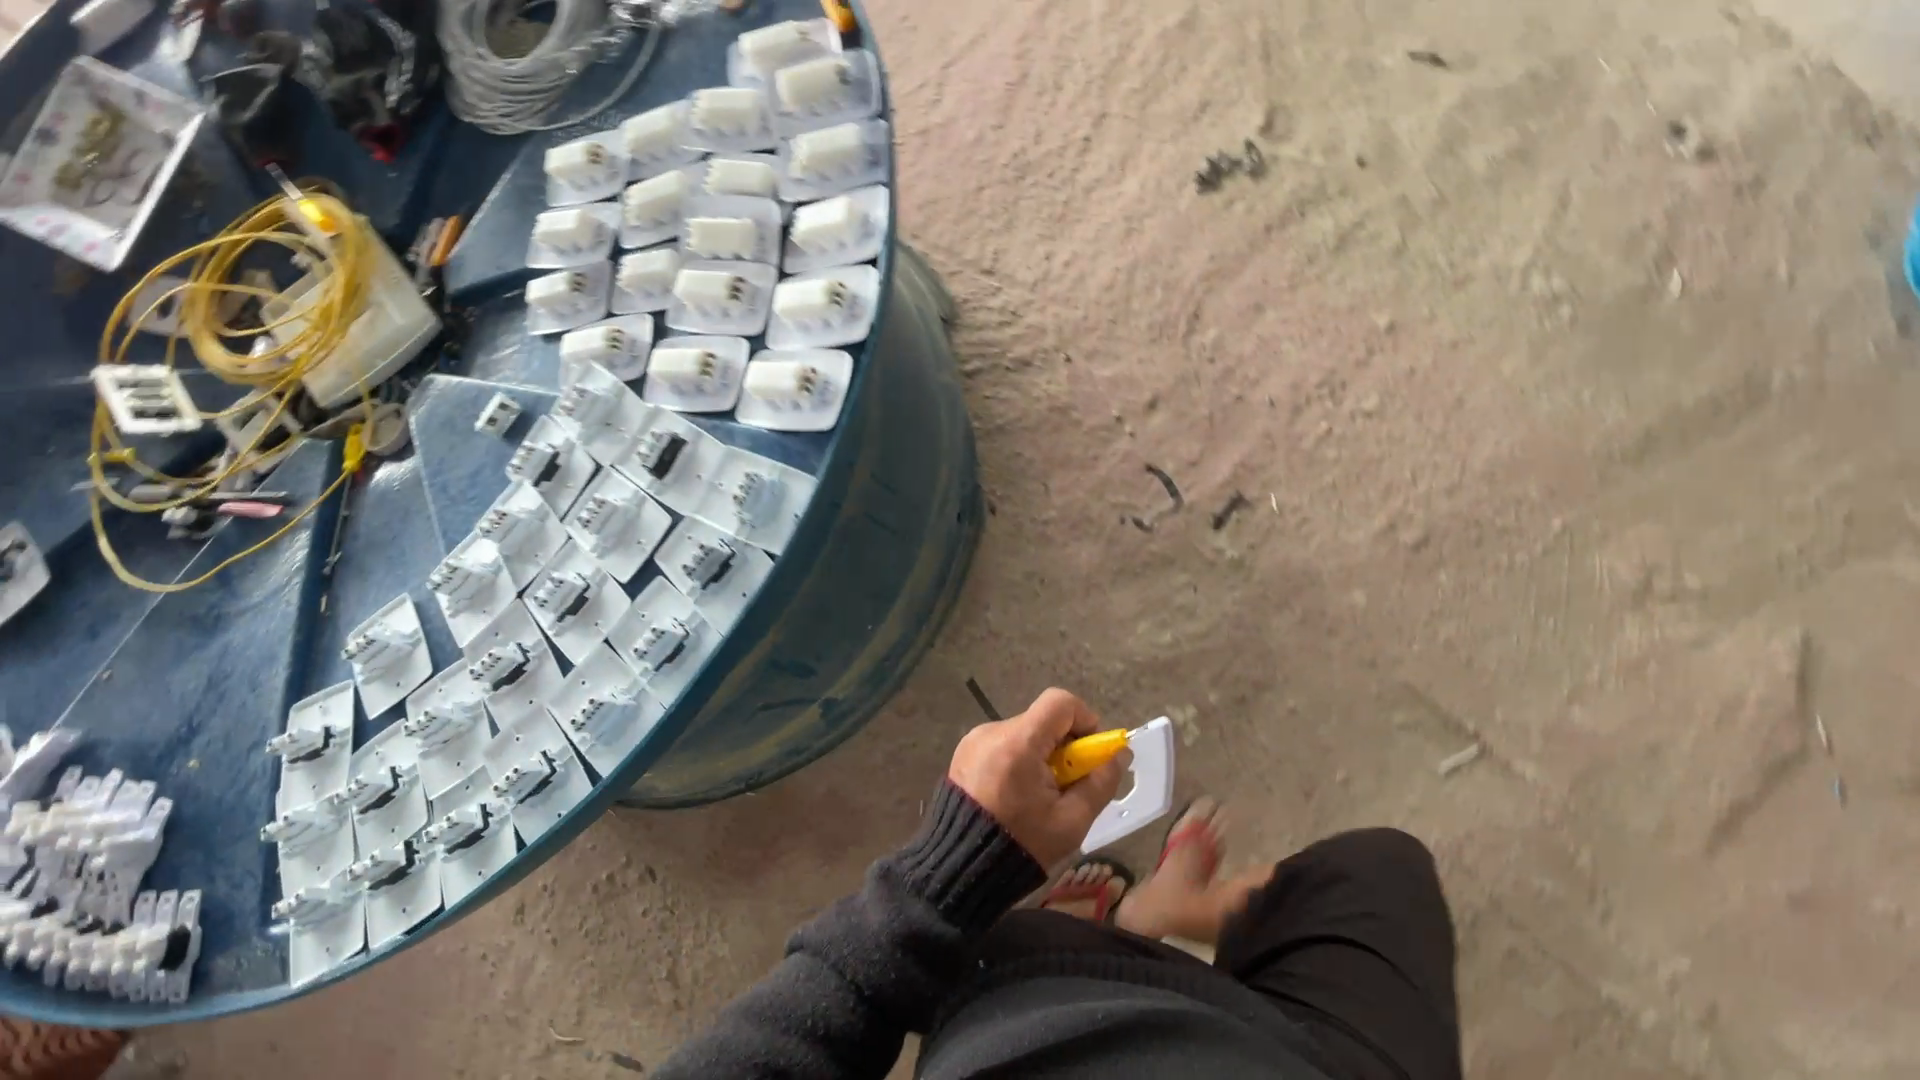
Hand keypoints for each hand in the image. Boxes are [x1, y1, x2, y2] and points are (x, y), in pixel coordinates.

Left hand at [947, 688, 1131, 866]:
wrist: (962, 867)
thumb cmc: (1022, 844)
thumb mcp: (1071, 821)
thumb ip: (1100, 783)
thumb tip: (1120, 754)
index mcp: (1018, 742)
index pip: (1060, 702)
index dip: (1085, 720)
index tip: (1090, 753)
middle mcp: (992, 731)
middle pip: (1042, 720)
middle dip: (1064, 746)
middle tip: (1070, 784)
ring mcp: (973, 741)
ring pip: (1023, 733)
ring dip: (1041, 755)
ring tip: (1040, 796)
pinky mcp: (963, 754)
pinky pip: (1002, 745)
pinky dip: (1019, 761)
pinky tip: (1016, 796)